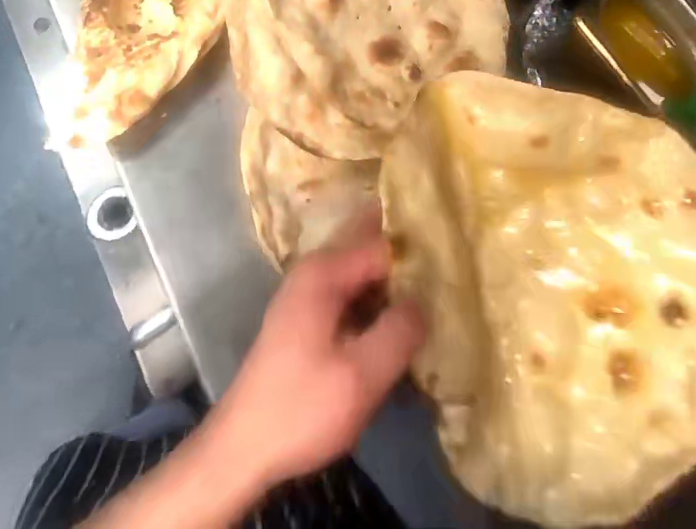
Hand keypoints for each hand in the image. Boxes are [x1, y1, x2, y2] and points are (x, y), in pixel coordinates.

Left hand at [208, 211, 426, 490]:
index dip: (420, 254)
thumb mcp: (361, 375)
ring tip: (434, 291)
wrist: (240, 452)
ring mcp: (309, 292)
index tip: (454, 263)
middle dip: (407, 253)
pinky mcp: (309, 316)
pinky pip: (354, 291)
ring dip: (395, 279)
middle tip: (448, 266)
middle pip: (371, 245)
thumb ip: (400, 330)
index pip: (386, 243)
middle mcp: (315, 270)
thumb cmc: (301, 408)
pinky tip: (401, 317)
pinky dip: (378, 298)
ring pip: (364, 270)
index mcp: (325, 271)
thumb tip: (425, 300)